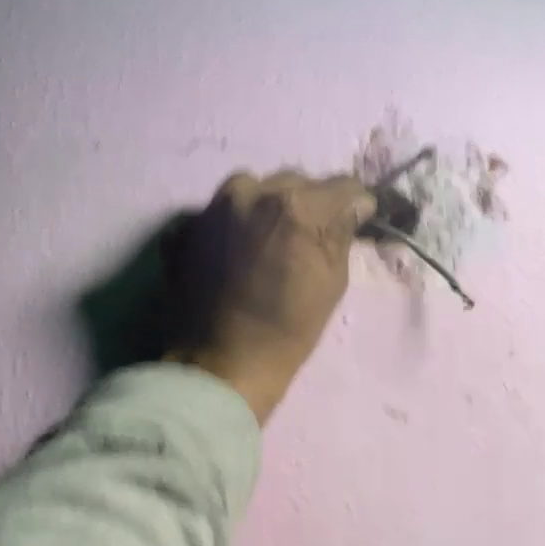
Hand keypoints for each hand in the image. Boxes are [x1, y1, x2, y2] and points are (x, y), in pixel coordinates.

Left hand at [163, 170, 372, 423]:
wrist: (220, 363)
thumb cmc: (287, 329)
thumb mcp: (332, 282)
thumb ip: (341, 232)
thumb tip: (355, 204)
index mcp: (295, 204)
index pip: (342, 185)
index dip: (353, 204)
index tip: (354, 221)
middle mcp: (251, 191)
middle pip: (295, 183)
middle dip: (308, 204)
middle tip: (308, 239)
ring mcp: (214, 206)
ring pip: (255, 189)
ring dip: (267, 207)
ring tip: (269, 244)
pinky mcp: (189, 225)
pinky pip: (223, 210)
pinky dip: (235, 223)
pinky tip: (239, 253)